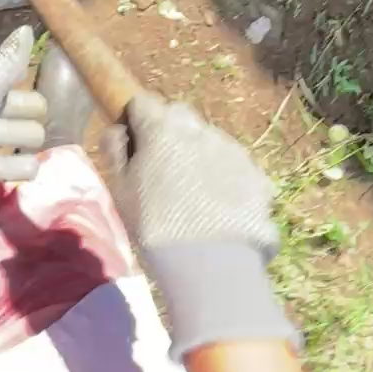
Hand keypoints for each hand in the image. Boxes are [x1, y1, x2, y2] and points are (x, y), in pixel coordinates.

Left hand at [0, 25, 44, 223]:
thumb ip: (9, 60)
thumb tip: (26, 29)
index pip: (6, 72)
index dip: (21, 73)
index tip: (39, 75)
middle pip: (15, 104)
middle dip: (30, 108)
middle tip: (46, 114)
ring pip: (15, 134)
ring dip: (27, 136)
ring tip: (40, 142)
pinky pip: (6, 165)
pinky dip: (19, 167)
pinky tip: (34, 168)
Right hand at [111, 94, 298, 358]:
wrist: (212, 269)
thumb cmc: (154, 226)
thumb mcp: (120, 189)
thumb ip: (115, 150)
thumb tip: (118, 129)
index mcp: (161, 127)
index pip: (142, 102)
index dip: (136, 121)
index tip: (135, 145)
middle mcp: (198, 128)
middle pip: (179, 116)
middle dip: (170, 133)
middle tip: (165, 171)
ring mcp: (232, 149)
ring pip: (210, 140)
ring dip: (200, 155)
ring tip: (197, 198)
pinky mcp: (258, 174)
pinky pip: (236, 167)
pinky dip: (228, 179)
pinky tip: (222, 210)